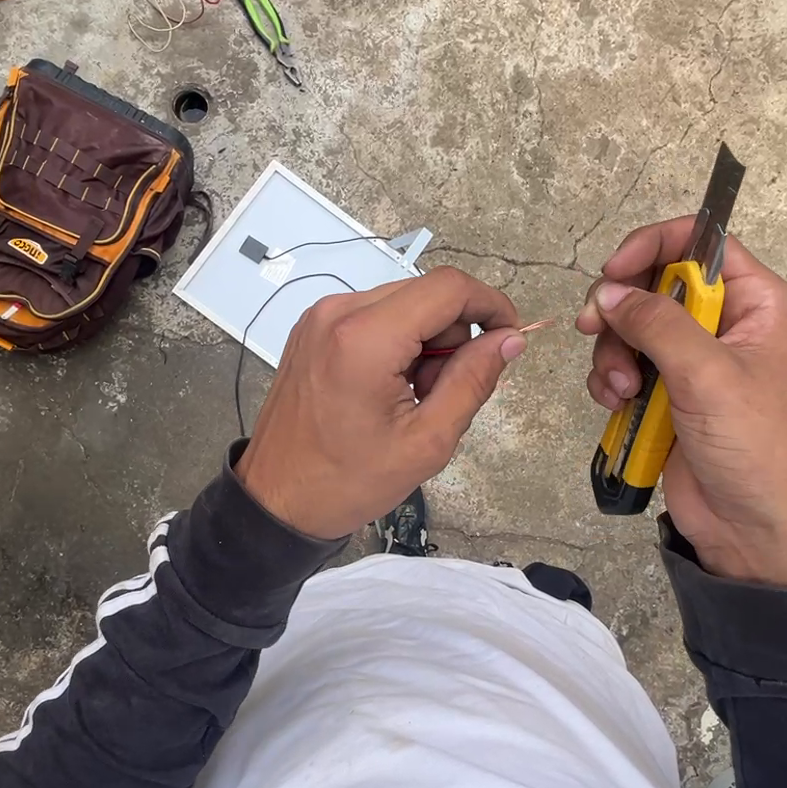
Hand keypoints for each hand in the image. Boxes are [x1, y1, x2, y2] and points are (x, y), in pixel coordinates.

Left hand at [237, 267, 525, 539]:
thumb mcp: (426, 441)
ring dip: (424, 342)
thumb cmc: (348, 481)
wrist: (276, 499)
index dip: (490, 305)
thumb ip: (473, 381)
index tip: (508, 338)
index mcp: (365, 337)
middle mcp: (338, 312)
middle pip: (426, 294)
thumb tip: (510, 339)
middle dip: (453, 336)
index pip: (448, 288)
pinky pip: (374, 316)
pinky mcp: (312, 328)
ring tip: (409, 398)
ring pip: (403, 304)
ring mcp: (320, 317)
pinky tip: (387, 388)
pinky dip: (395, 344)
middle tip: (442, 393)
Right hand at [576, 218, 786, 585]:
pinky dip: (611, 383)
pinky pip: (624, 368)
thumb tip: (607, 291)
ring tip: (620, 392)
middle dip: (620, 311)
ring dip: (612, 355)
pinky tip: (616, 406)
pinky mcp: (666, 396)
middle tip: (591, 330)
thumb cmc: (755, 446)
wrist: (754, 530)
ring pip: (631, 330)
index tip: (612, 272)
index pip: (702, 244)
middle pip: (653, 286)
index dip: (653, 246)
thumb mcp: (709, 376)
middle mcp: (722, 326)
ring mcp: (691, 363)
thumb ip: (657, 325)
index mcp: (756, 305)